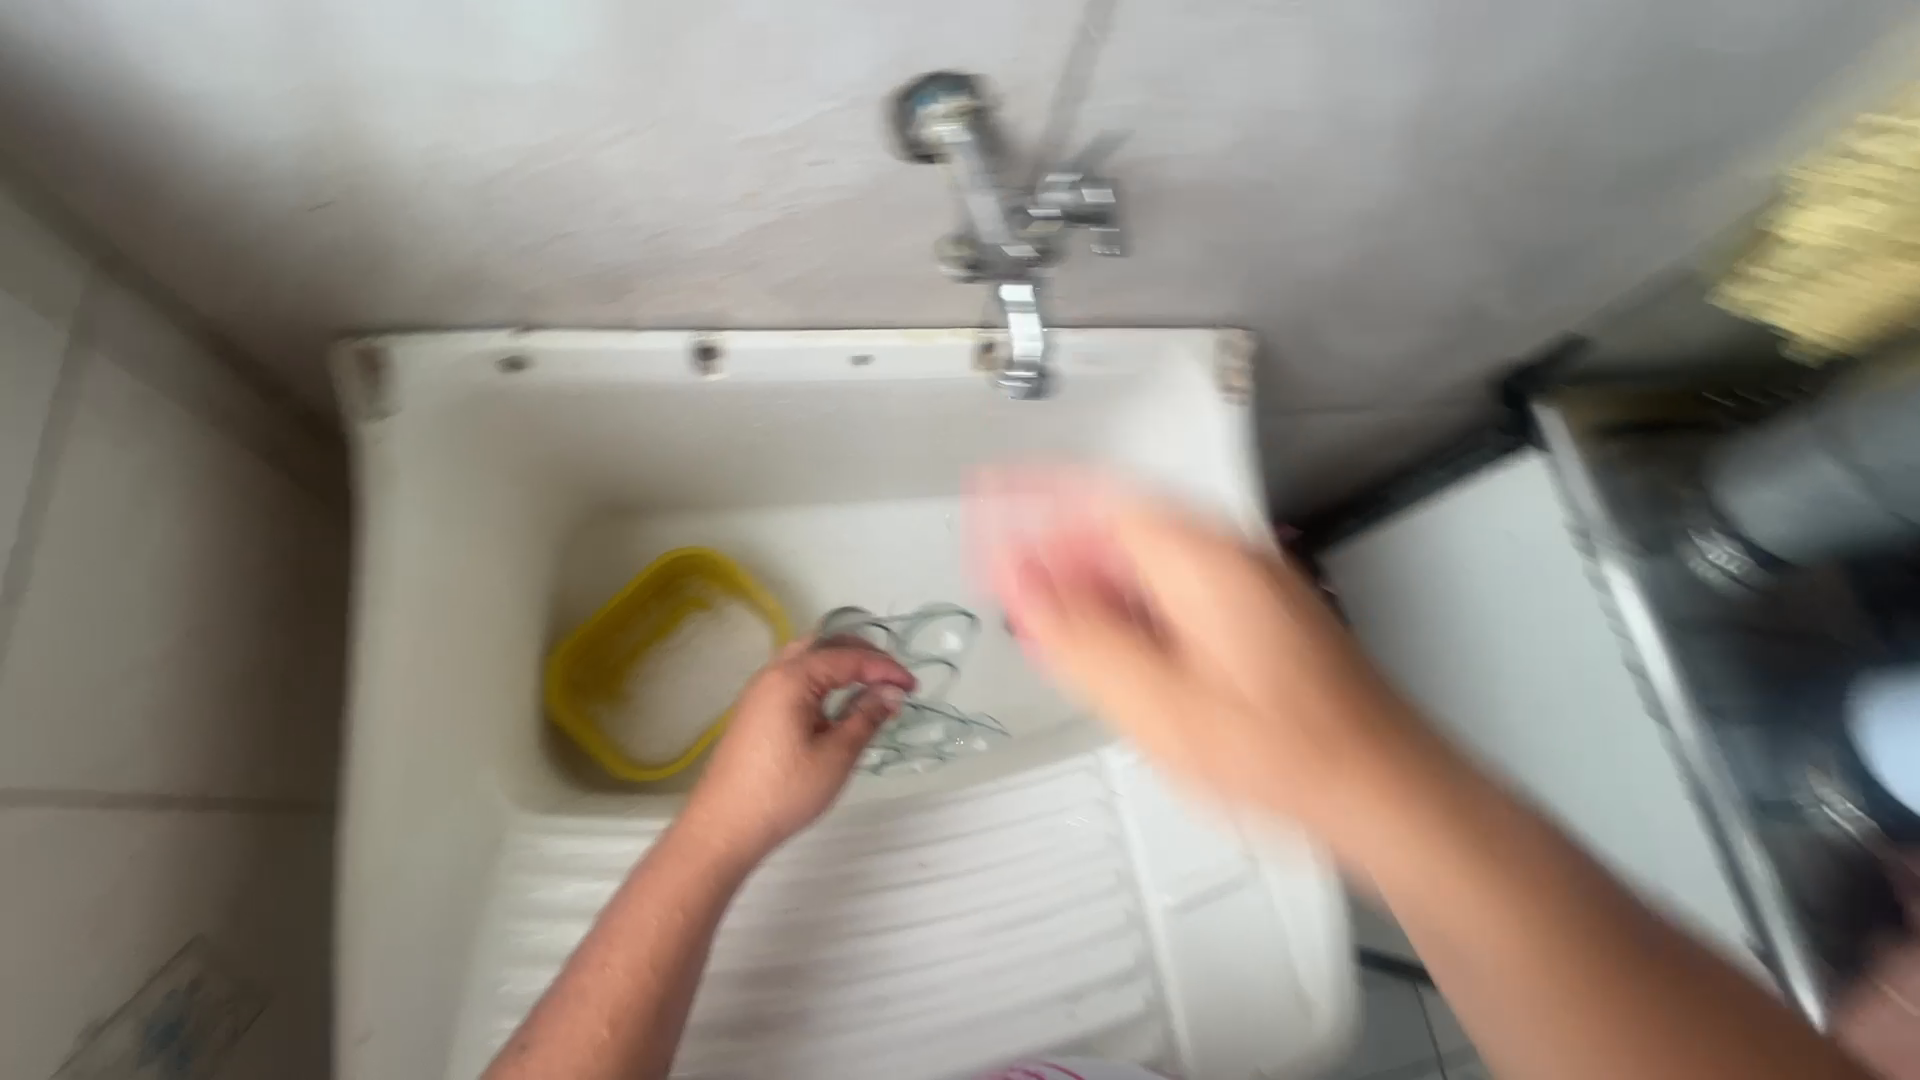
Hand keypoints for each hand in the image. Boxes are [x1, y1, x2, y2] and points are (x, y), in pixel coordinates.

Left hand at [678, 640, 914, 860]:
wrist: (723, 827)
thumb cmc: (783, 791)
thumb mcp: (836, 756)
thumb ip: (867, 717)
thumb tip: (892, 693)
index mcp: (792, 678)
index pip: (848, 657)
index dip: (885, 668)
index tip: (913, 687)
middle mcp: (772, 674)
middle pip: (824, 644)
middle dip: (862, 653)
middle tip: (892, 676)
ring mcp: (760, 691)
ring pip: (807, 659)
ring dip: (841, 664)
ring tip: (870, 684)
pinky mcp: (755, 710)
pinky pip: (794, 677)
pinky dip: (822, 678)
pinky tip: (837, 702)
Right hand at [969, 468, 1424, 829]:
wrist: (1379, 788)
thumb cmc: (1290, 749)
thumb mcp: (1158, 701)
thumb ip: (1079, 638)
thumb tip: (1021, 589)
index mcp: (1201, 560)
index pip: (1096, 498)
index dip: (1032, 495)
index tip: (987, 496)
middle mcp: (1224, 559)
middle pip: (1116, 531)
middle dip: (1055, 556)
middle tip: (1009, 587)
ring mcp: (1239, 588)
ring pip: (1139, 567)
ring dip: (1087, 590)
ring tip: (1047, 628)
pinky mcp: (1244, 620)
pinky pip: (1165, 596)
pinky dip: (1122, 614)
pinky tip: (1106, 655)